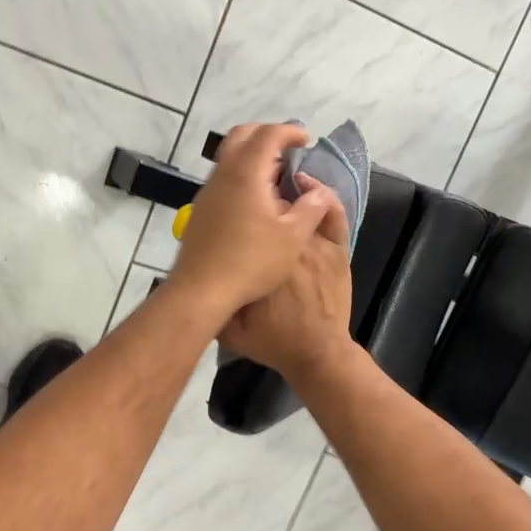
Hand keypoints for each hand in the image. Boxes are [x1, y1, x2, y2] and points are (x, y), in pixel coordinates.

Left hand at [169, 123, 336, 320]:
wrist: (201, 289)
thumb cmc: (251, 262)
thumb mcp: (292, 238)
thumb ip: (311, 208)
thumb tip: (320, 192)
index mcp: (246, 174)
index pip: (267, 135)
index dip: (289, 132)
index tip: (306, 140)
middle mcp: (222, 175)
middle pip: (242, 136)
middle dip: (267, 135)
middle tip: (289, 151)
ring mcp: (207, 192)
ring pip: (229, 157)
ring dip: (253, 156)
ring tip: (277, 176)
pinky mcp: (201, 209)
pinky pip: (223, 178)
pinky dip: (241, 175)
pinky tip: (256, 200)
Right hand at [220, 174, 359, 384]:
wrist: (317, 355)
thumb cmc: (273, 342)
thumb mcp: (230, 329)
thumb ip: (213, 306)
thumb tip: (192, 284)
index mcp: (257, 261)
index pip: (246, 219)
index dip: (239, 207)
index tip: (232, 205)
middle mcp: (285, 246)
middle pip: (272, 205)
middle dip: (263, 195)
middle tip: (254, 189)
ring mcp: (316, 245)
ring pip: (303, 202)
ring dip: (292, 186)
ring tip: (280, 176)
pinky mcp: (338, 250)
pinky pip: (333, 213)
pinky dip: (323, 195)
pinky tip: (310, 187)